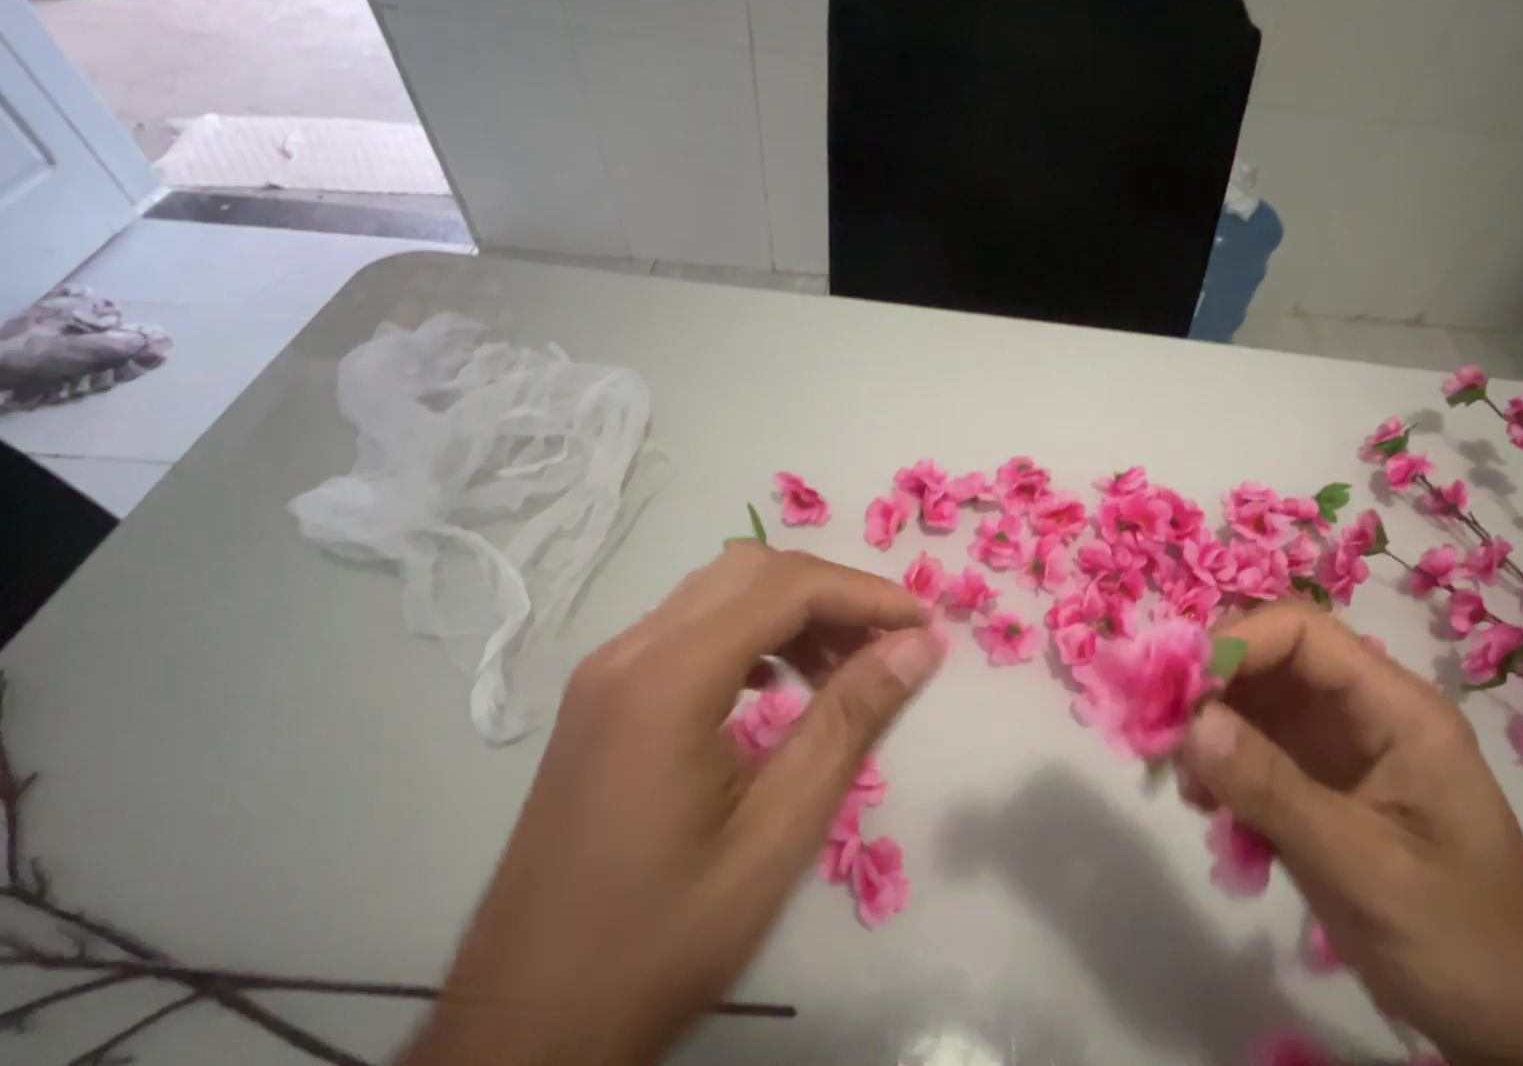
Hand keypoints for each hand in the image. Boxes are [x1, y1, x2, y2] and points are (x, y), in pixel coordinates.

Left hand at [400, 543, 945, 1065]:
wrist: (533, 1014)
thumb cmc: (664, 933)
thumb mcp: (777, 832)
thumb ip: (848, 724)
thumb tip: (917, 646)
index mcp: (665, 678)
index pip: (784, 588)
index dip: (866, 594)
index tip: (926, 626)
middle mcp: (626, 654)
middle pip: (746, 572)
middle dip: (830, 593)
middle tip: (891, 643)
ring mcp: (603, 677)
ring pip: (712, 596)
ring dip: (788, 612)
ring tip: (845, 667)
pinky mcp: (598, 704)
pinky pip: (683, 635)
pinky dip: (746, 637)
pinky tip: (778, 688)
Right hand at [1176, 603, 1522, 1065]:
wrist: (1513, 1020)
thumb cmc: (1461, 936)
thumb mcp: (1363, 864)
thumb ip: (1273, 790)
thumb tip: (1190, 723)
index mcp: (1397, 710)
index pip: (1302, 634)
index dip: (1234, 644)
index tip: (1175, 691)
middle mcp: (1363, 715)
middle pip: (1269, 663)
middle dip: (1208, 688)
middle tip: (1159, 737)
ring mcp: (1338, 753)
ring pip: (1252, 708)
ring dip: (1207, 733)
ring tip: (1188, 787)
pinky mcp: (1317, 790)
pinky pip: (1252, 755)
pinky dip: (1220, 771)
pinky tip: (1210, 810)